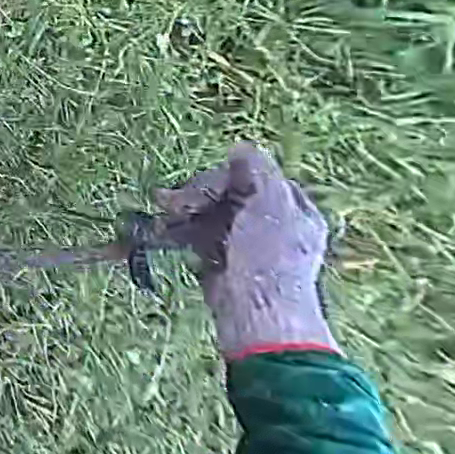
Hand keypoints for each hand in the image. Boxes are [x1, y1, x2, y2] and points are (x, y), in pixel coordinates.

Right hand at [159, 142, 337, 358]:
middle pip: (220, 190)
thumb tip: (244, 144)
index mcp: (290, 209)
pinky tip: (163, 233)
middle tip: (175, 205)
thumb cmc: (269, 258)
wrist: (253, 309)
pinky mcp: (215, 253)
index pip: (250, 175)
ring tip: (164, 221)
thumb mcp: (272, 208)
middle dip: (193, 194)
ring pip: (201, 209)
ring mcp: (240, 238)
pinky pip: (190, 230)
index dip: (223, 177)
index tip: (207, 190)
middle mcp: (267, 220)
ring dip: (178, 210)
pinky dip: (174, 230)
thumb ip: (260, 173)